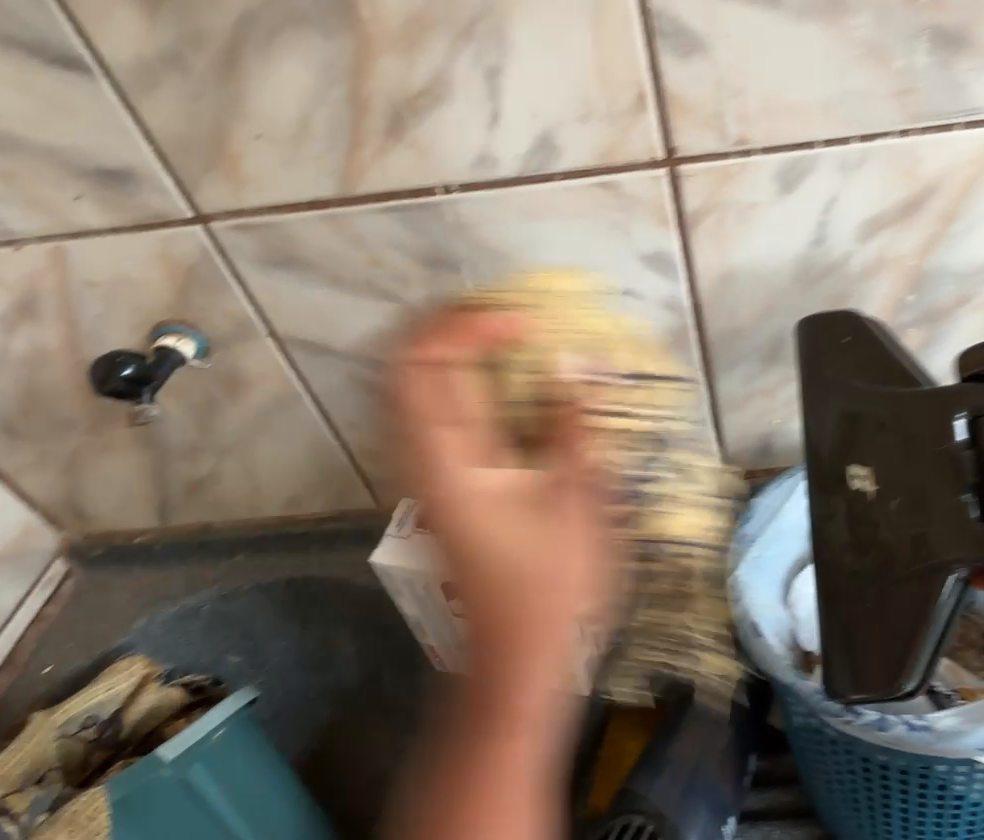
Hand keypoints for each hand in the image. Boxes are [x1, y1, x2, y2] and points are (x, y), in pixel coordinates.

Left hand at [392, 308, 620, 685]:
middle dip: (455, 324)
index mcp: (447, 461)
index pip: (425, 362)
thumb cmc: (552, 591)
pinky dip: (461, 384)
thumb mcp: (578, 502)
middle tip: (511, 316)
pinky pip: (430, 414)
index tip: (530, 323)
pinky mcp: (433, 489)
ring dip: (455, 351)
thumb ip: (573, 423)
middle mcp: (417, 461)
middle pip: (404, 364)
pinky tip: (507, 389)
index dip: (472, 324)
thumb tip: (574, 358)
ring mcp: (418, 476)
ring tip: (511, 340)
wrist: (511, 667)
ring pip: (412, 387)